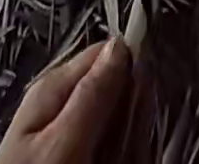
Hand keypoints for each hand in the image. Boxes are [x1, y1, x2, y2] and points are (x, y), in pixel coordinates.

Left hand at [0, 39, 130, 163]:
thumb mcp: (60, 145)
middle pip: (114, 89)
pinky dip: (117, 156)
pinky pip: (108, 147)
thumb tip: (120, 46)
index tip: (144, 97)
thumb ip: (91, 96)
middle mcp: (61, 103)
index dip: (131, 69)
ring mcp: (67, 132)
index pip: (107, 52)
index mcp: (54, 88)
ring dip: (126, 141)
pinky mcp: (74, 154)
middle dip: (130, 114)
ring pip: (115, 122)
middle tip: (127, 144)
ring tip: (117, 159)